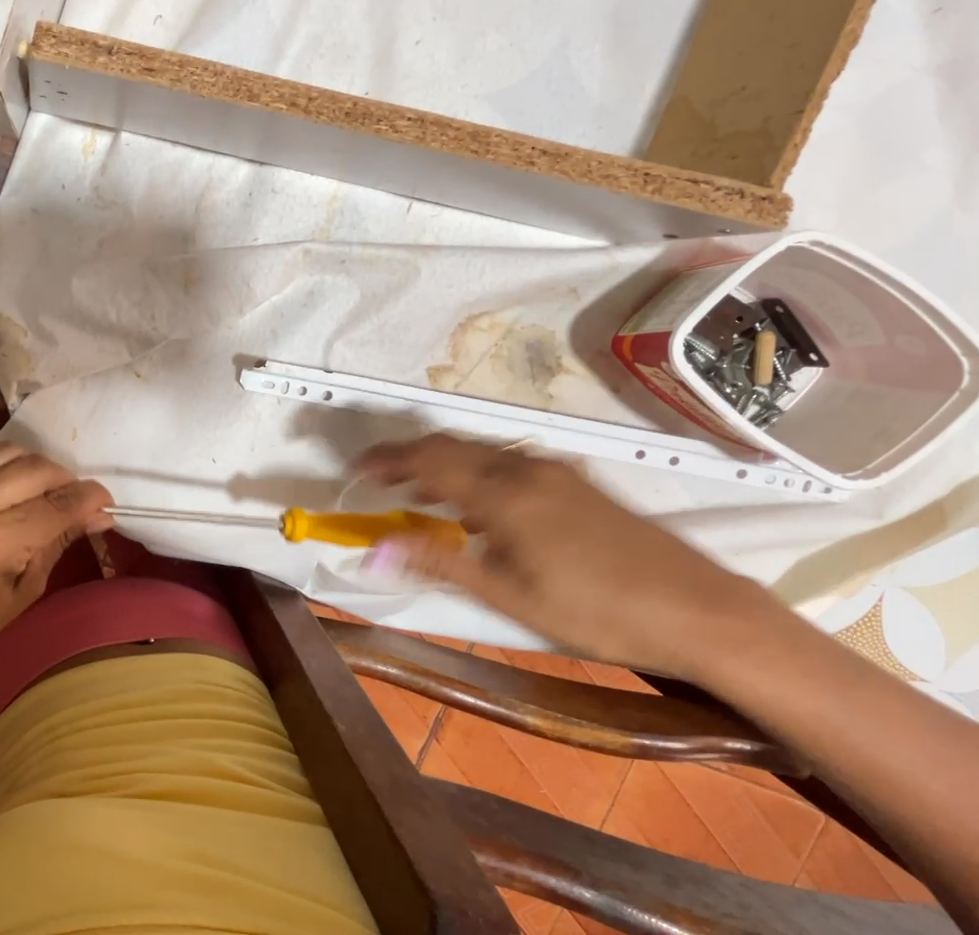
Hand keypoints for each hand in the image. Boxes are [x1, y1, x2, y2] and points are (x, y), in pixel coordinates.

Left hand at [0, 444, 113, 685]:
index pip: (56, 504)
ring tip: (46, 489)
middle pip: (35, 469)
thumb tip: (101, 514)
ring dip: (36, 466)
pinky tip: (12, 481)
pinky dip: (3, 461)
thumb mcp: (27, 590)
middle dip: (66, 479)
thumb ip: (60, 541)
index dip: (89, 498)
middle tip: (78, 498)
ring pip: (8, 452)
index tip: (106, 501)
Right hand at [358, 434, 780, 676]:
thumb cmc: (597, 611)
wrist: (702, 611)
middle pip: (453, 447)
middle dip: (409, 457)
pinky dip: (475, 472)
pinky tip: (476, 504)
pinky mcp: (578, 485)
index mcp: (504, 494)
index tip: (357, 469)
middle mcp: (527, 470)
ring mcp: (557, 473)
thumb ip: (438, 563)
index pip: (428, 460)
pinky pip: (508, 463)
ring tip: (418, 492)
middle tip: (379, 478)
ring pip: (481, 453)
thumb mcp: (508, 595)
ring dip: (443, 464)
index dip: (387, 460)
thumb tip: (372, 551)